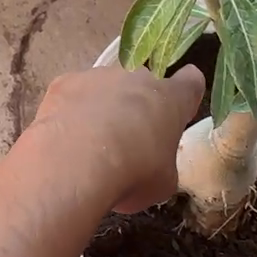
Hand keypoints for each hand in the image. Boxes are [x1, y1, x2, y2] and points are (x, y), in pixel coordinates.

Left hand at [23, 65, 203, 212]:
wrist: (77, 163)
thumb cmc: (133, 172)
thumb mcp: (164, 181)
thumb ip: (163, 161)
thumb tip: (152, 163)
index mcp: (171, 98)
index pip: (191, 82)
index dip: (186, 94)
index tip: (179, 109)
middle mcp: (138, 77)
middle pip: (143, 84)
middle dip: (138, 106)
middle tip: (129, 140)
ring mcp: (100, 75)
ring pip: (106, 87)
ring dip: (104, 108)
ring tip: (90, 146)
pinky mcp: (66, 81)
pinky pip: (74, 94)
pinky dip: (72, 112)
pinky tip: (65, 140)